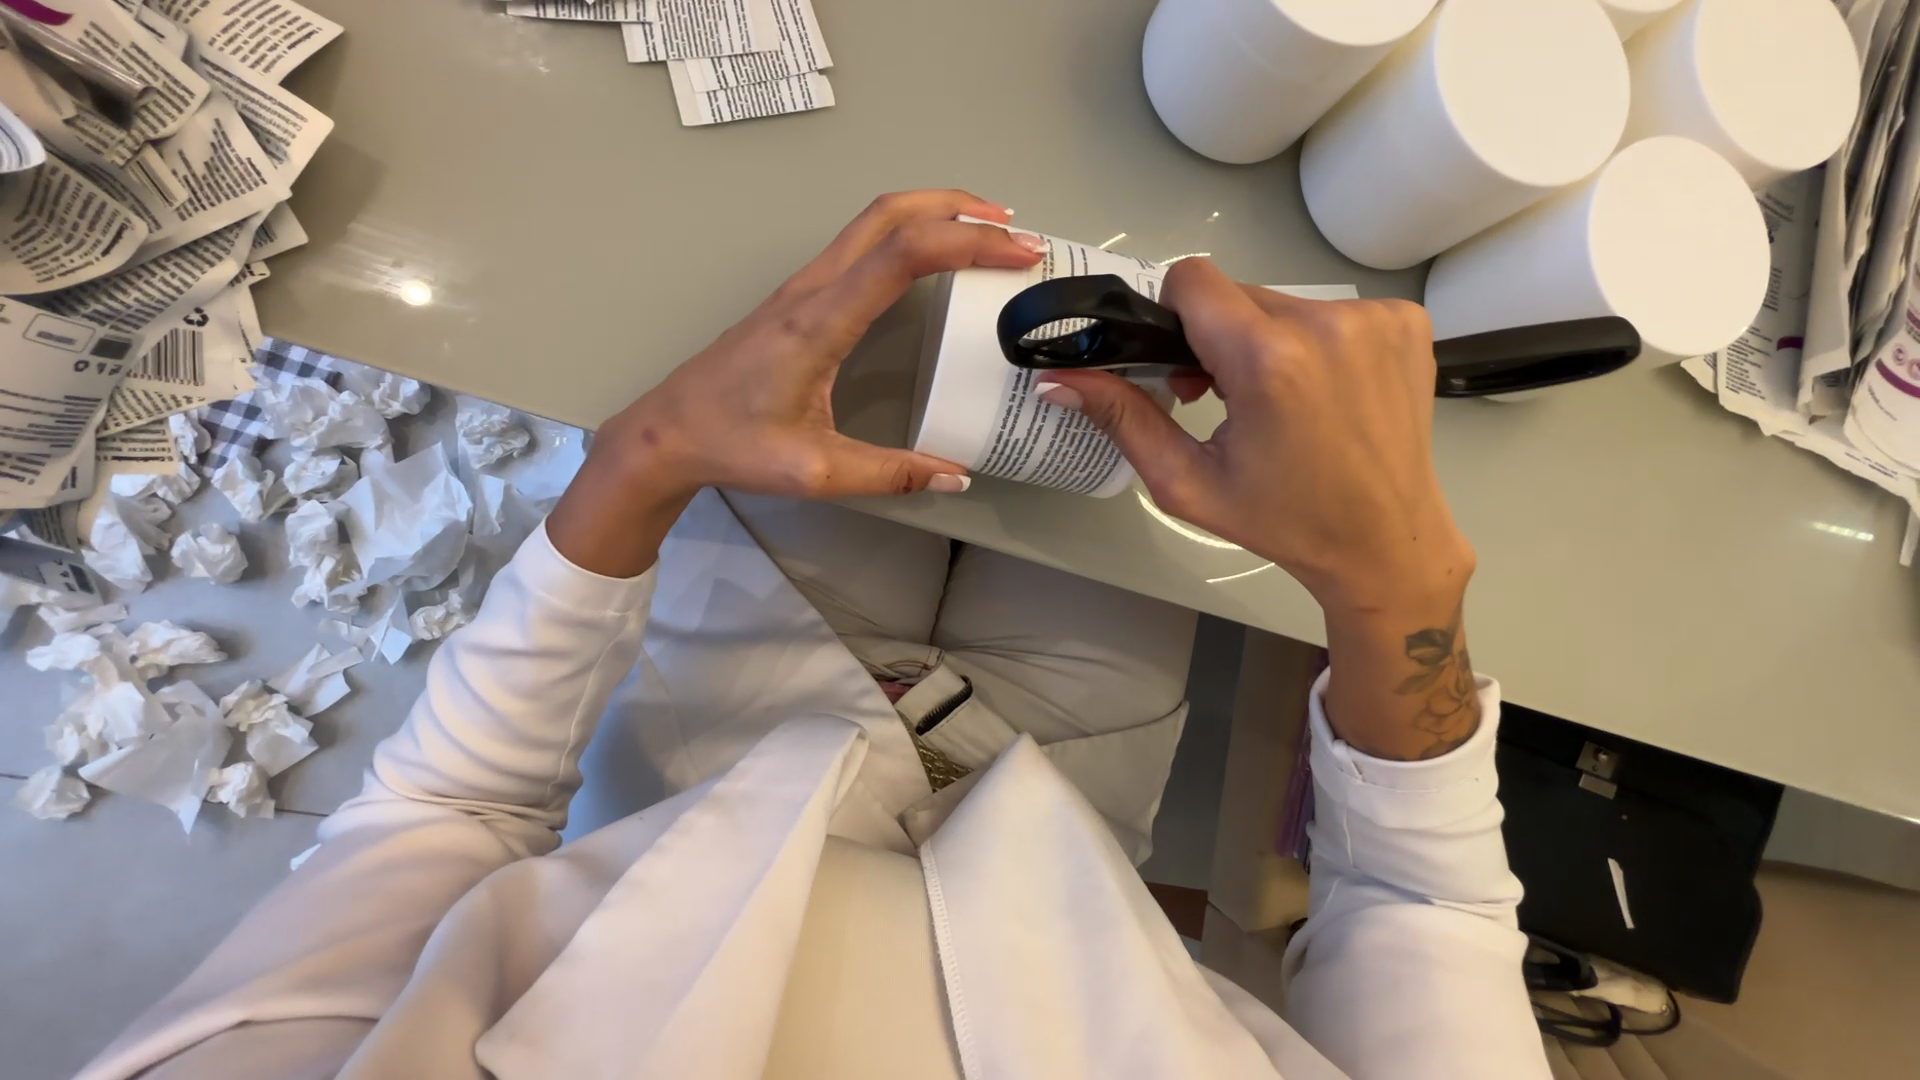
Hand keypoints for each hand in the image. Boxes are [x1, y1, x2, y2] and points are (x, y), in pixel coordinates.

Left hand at [547, 190, 1044, 577]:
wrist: (667, 432)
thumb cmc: (734, 446)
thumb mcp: (818, 471)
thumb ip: (891, 473)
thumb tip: (957, 476)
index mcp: (821, 322)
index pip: (904, 254)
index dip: (969, 244)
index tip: (1019, 254)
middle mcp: (813, 289)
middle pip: (890, 213)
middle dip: (960, 208)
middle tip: (1015, 228)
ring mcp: (803, 287)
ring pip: (874, 220)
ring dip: (934, 213)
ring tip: (988, 233)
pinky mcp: (799, 297)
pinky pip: (861, 244)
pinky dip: (908, 234)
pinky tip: (932, 260)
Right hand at [1034, 258, 1481, 759]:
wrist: (1385, 541)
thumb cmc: (1279, 520)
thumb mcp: (1186, 482)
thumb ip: (1122, 420)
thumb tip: (1057, 381)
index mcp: (1267, 361)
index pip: (1192, 279)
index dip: (1171, 314)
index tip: (1179, 362)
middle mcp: (1327, 321)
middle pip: (1236, 293)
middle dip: (1214, 336)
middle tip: (1218, 397)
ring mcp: (1377, 317)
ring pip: (1281, 301)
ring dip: (1262, 339)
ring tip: (1272, 402)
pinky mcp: (1412, 318)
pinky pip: (1329, 310)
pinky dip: (1310, 342)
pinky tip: (1318, 394)